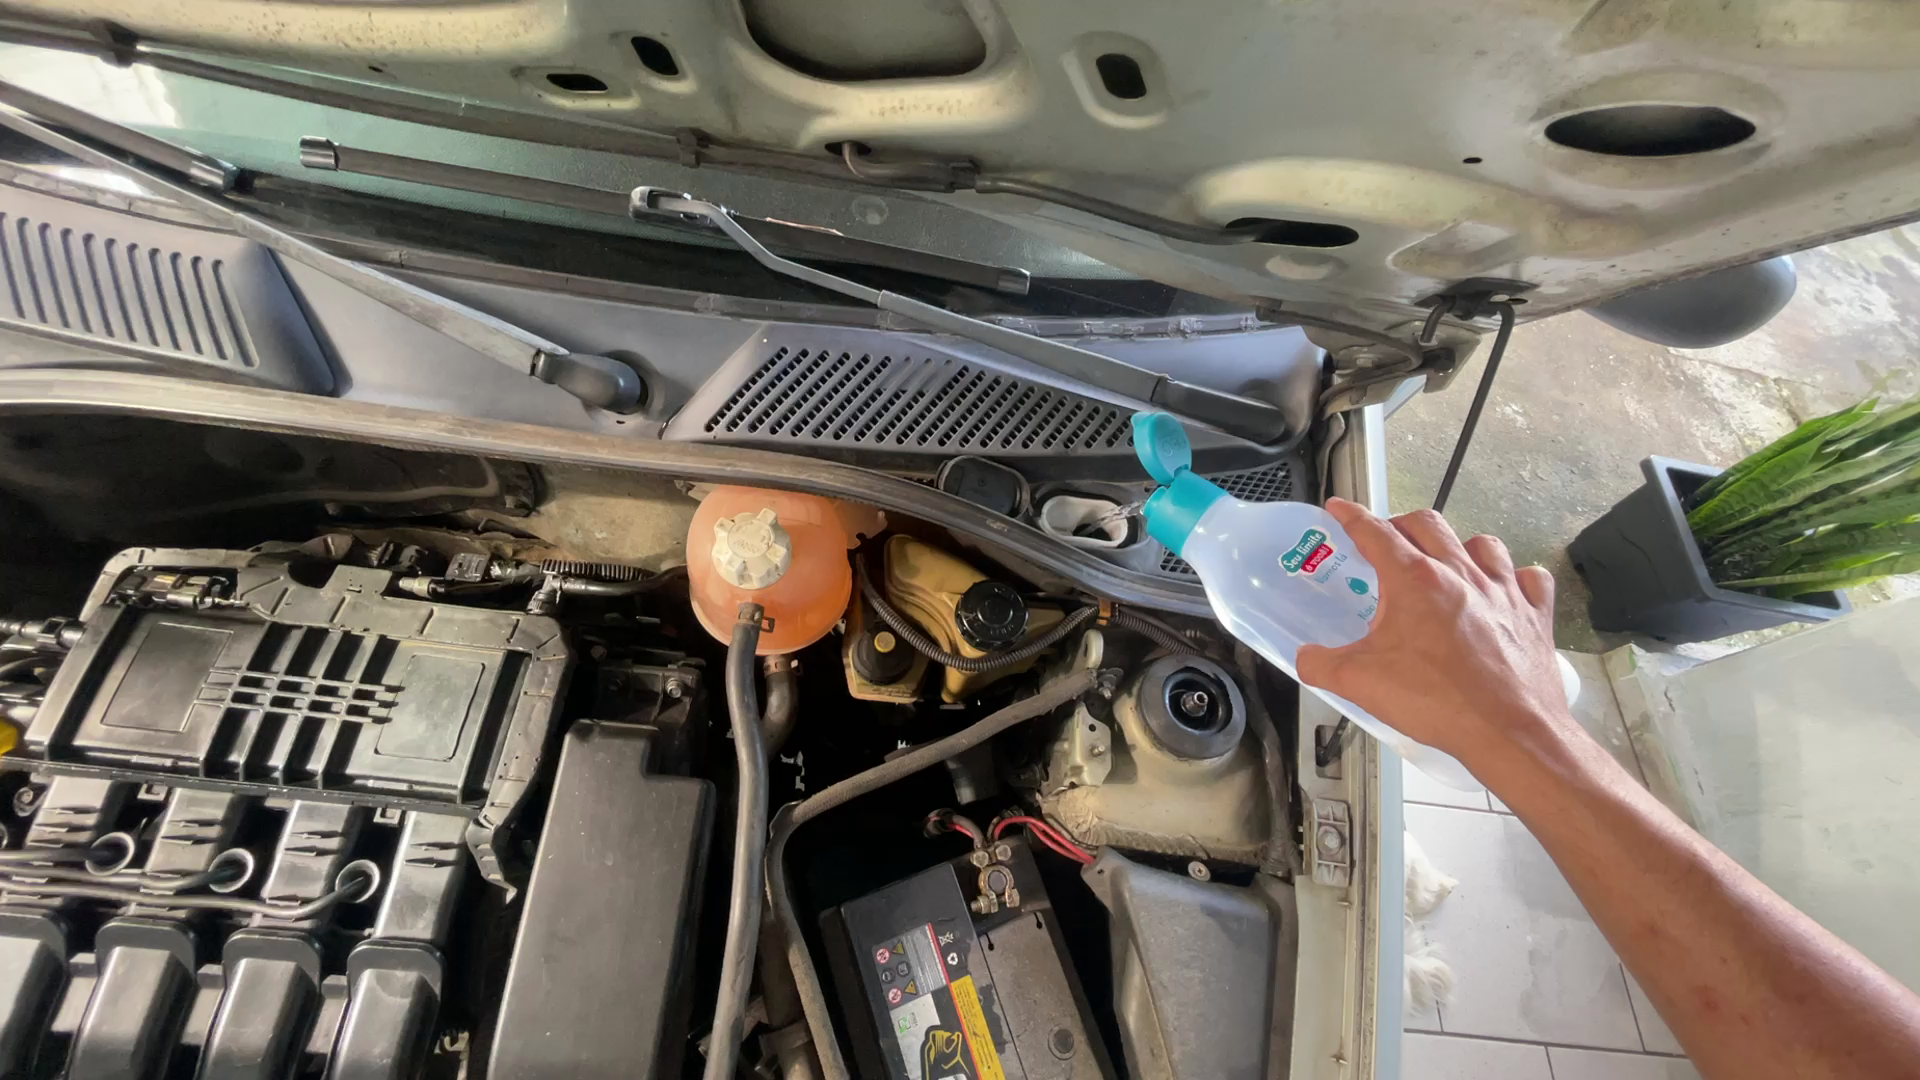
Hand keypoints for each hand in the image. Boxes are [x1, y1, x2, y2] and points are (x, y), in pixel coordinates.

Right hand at [1296, 499, 1572, 775]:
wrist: (1509, 733)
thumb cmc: (1433, 699)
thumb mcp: (1356, 681)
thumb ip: (1318, 663)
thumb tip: (1305, 658)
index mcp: (1412, 580)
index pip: (1374, 532)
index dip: (1350, 516)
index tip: (1338, 507)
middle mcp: (1459, 573)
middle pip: (1427, 523)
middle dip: (1400, 524)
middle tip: (1386, 542)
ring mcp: (1503, 591)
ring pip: (1482, 542)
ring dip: (1458, 546)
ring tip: (1444, 564)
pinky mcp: (1534, 615)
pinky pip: (1528, 578)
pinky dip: (1512, 577)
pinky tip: (1500, 591)